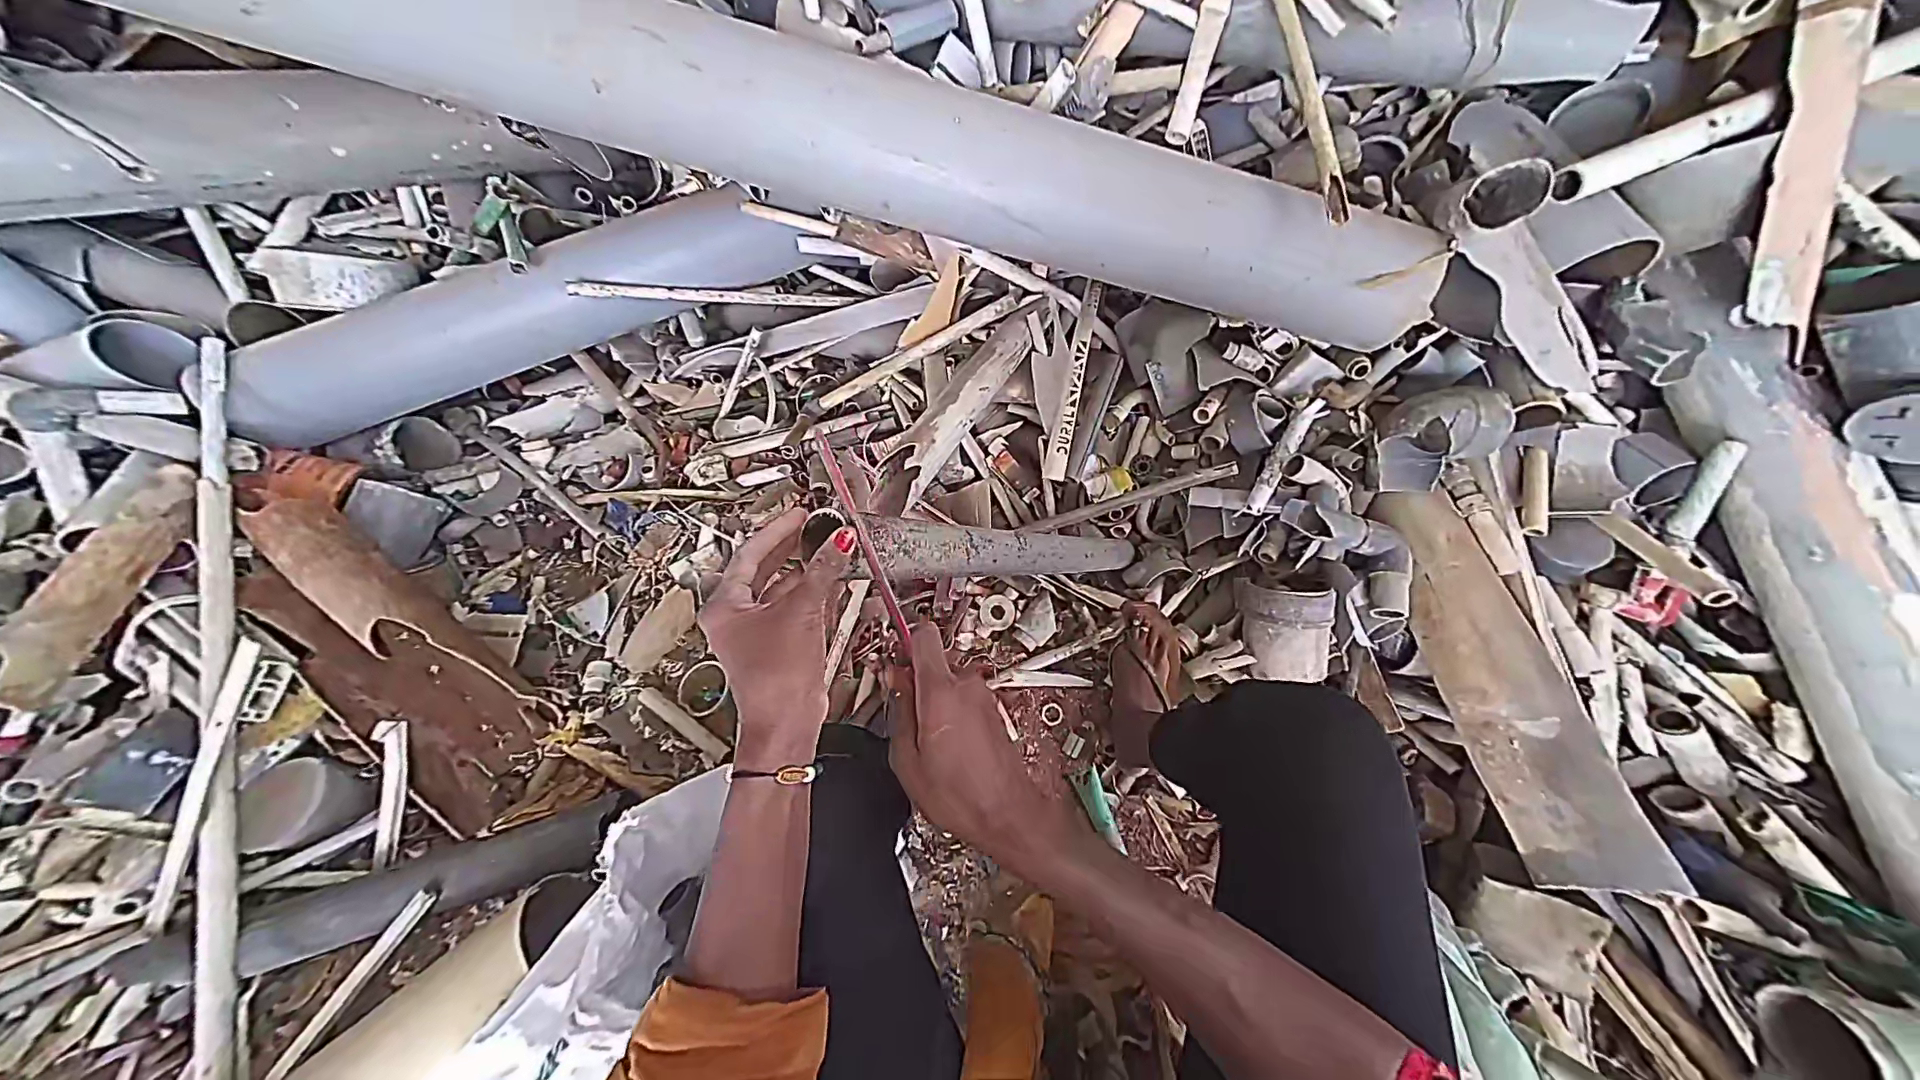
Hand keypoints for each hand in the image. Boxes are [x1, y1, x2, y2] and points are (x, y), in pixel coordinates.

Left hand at [699, 507, 855, 765]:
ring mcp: (758, 632)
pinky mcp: (780, 645)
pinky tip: (831, 583)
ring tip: (828, 552)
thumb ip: (822, 571)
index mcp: (725, 606)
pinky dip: (814, 595)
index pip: (751, 554)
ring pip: (783, 590)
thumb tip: (838, 542)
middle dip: (792, 548)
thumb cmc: (775, 678)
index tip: (798, 515)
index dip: (777, 530)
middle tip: (813, 528)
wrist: (787, 722)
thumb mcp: (801, 611)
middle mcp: (736, 618)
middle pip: (765, 570)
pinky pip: (796, 610)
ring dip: (807, 572)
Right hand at [889, 622, 1088, 877]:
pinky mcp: (994, 709)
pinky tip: (948, 745)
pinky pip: (964, 698)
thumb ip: (899, 710)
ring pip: (949, 682)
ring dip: (935, 701)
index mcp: (941, 691)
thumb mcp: (907, 759)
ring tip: (929, 740)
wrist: (1007, 814)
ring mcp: (983, 696)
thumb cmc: (960, 796)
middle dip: (916, 682)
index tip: (893, 655)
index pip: (923, 636)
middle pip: (934, 661)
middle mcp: (966, 686)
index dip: (904, 640)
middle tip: (904, 711)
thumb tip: (895, 682)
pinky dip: (952, 712)